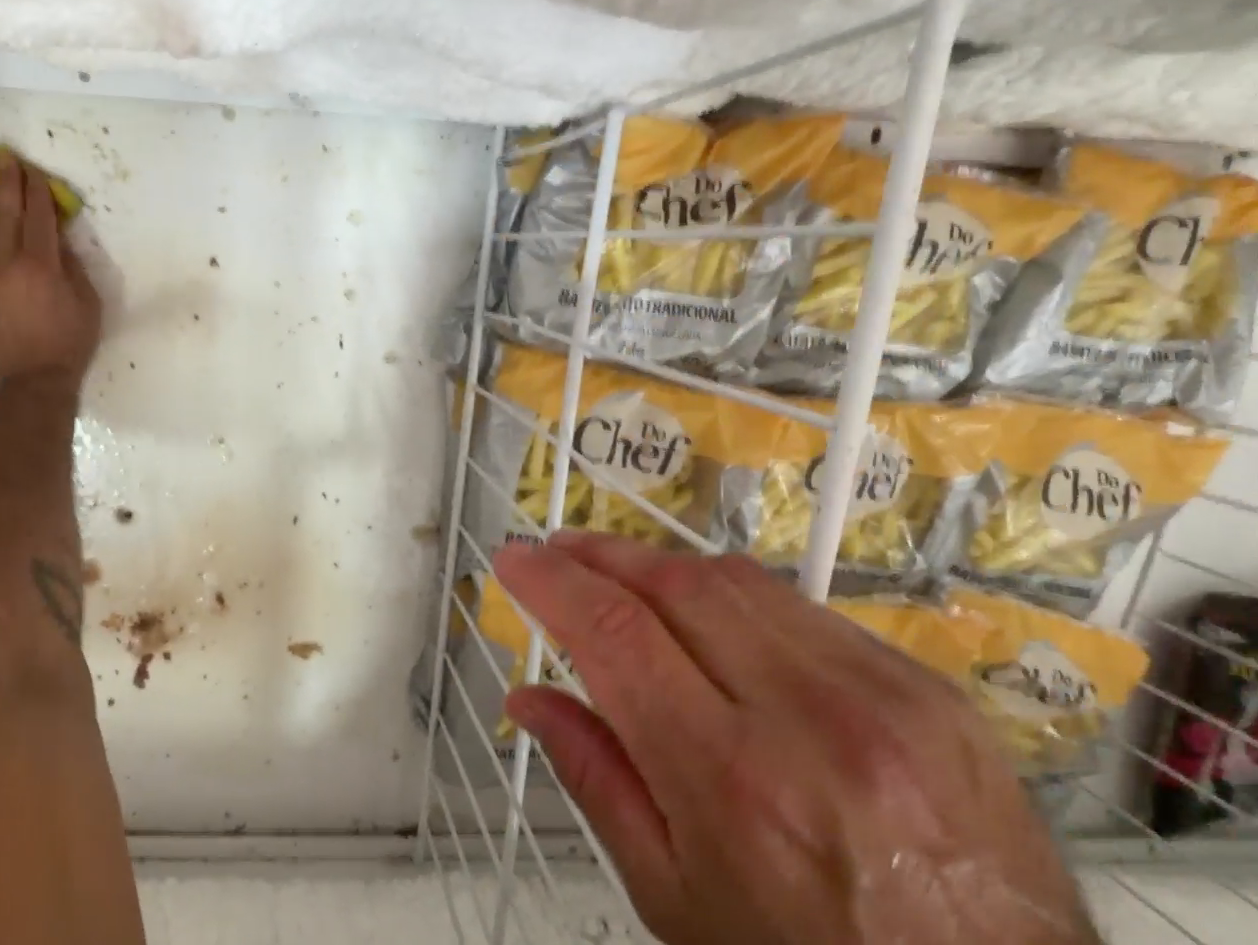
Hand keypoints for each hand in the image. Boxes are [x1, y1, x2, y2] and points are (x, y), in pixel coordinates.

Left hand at [0, 151, 101, 390]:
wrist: (32, 382)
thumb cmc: (69, 345)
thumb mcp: (87, 304)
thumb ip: (72, 267)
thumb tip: (58, 242)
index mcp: (42, 264)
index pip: (39, 217)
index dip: (38, 192)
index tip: (35, 173)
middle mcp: (8, 264)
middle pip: (5, 214)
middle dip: (7, 185)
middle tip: (4, 161)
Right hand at [494, 532, 1100, 944]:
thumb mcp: (672, 895)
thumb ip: (594, 780)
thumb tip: (528, 700)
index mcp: (730, 779)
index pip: (616, 635)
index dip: (553, 582)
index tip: (516, 559)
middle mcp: (810, 716)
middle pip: (677, 585)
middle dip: (603, 554)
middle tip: (558, 550)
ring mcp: (882, 691)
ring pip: (741, 581)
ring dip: (663, 566)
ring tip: (621, 574)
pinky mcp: (930, 686)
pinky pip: (806, 611)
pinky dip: (737, 599)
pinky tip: (712, 619)